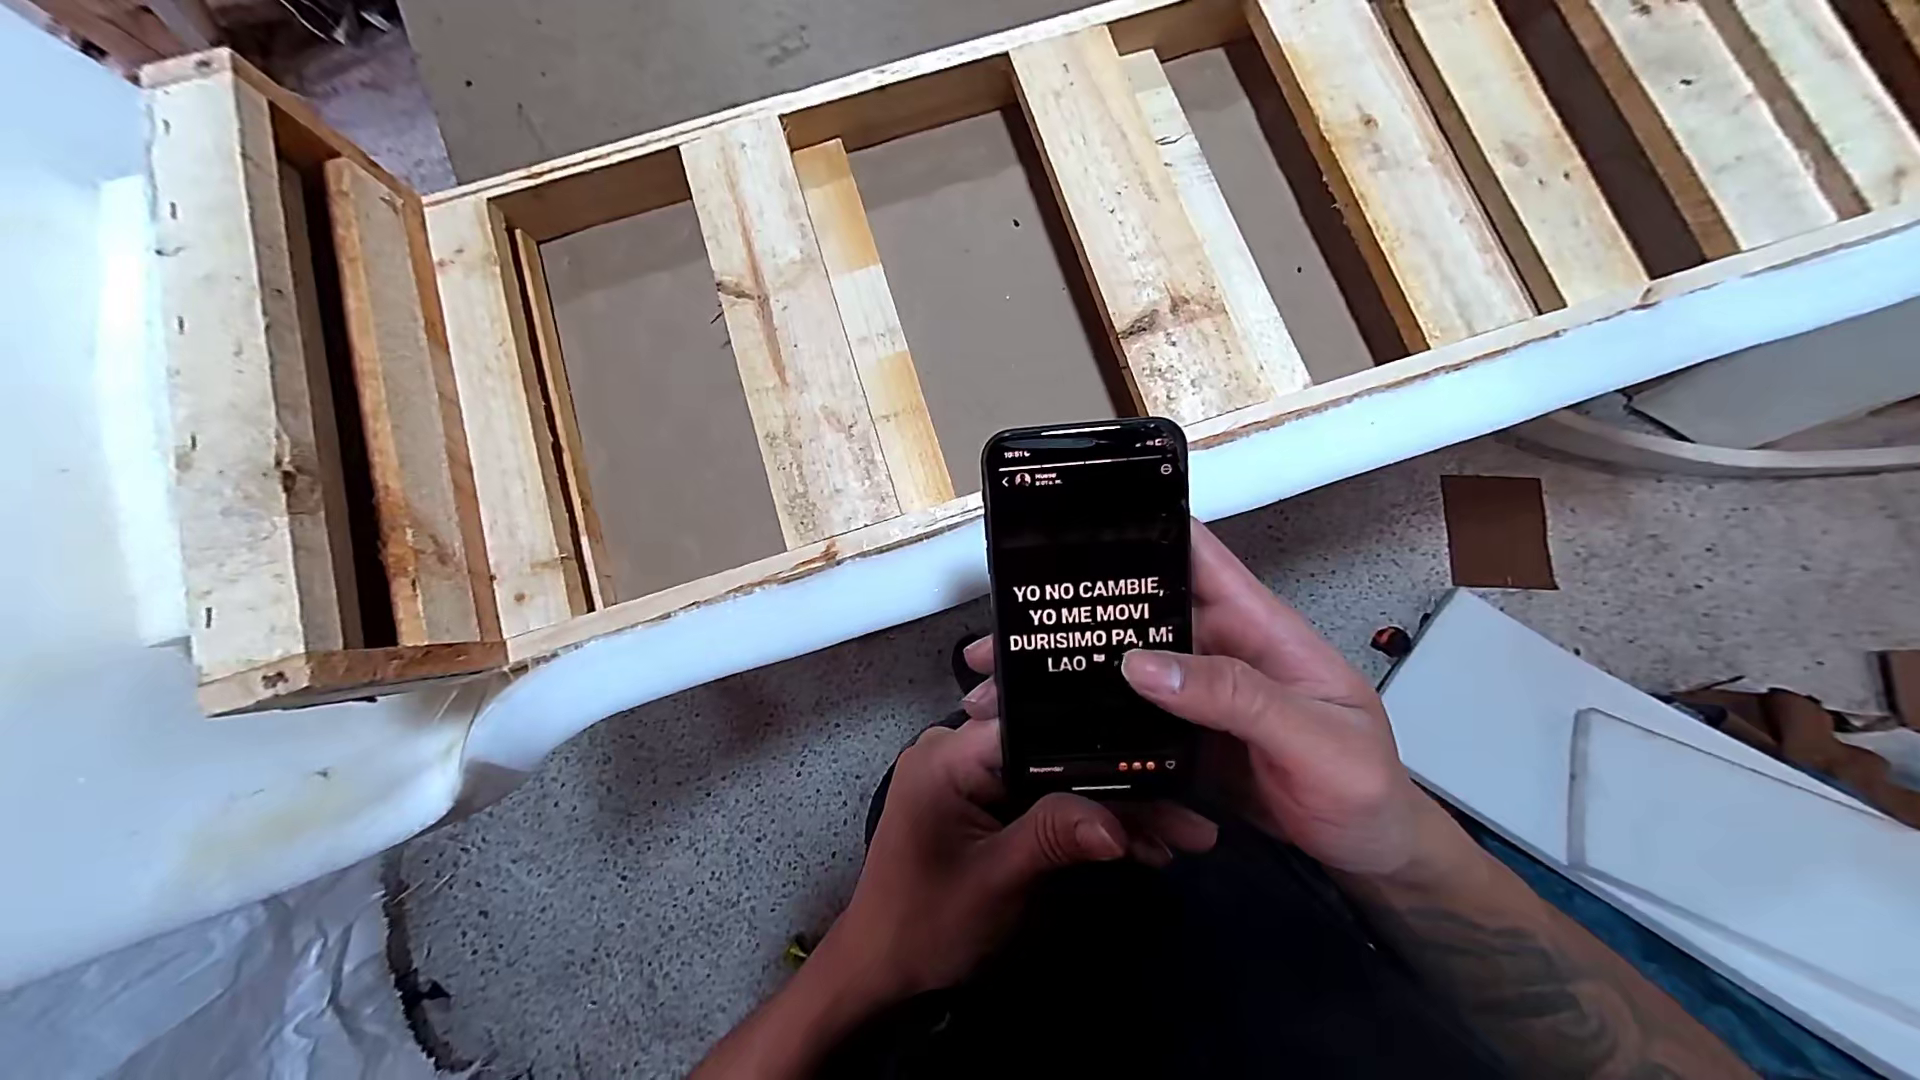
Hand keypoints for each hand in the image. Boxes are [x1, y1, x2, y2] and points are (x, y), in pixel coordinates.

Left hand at [827, 718, 1215, 1001]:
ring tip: (1177, 838)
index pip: (1034, 726)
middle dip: (1117, 786)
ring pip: (1053, 776)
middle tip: (1185, 816)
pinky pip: (1038, 796)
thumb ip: (1052, 838)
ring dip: (1108, 808)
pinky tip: (1134, 844)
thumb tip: (1118, 823)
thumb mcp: (995, 882)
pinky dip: (1079, 820)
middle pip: (1051, 753)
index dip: (1099, 743)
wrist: (881, 968)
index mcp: (949, 755)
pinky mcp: (983, 799)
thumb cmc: (926, 923)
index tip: (1160, 765)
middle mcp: (958, 749)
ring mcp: (970, 774)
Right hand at [963, 520, 1438, 879]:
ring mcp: (1190, 689)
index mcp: (1252, 622)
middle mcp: (1212, 644)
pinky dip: (1080, 714)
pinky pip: (1121, 712)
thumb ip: (1236, 698)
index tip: (1074, 521)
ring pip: (1118, 660)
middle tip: (1008, 619)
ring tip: (999, 677)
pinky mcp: (1175, 731)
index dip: (1142, 524)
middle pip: (1137, 606)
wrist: (1367, 852)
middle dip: (1075, 606)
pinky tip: (1038, 725)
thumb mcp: (1317, 738)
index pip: (1195, 551)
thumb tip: (1140, 664)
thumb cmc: (1363, 784)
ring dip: (1065, 664)